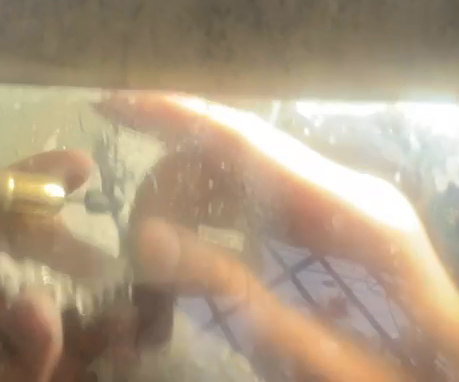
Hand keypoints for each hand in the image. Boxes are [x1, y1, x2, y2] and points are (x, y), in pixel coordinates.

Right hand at [102, 93, 458, 381]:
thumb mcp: (317, 359)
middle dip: (168, 191)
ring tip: (153, 271)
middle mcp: (341, 189)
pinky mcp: (329, 231)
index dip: (168, 114)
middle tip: (133, 253)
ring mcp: (337, 207)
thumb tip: (144, 237)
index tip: (107, 102)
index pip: (241, 137)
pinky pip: (251, 208)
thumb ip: (233, 295)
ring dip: (183, 213)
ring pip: (233, 181)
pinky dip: (209, 230)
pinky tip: (189, 268)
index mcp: (351, 208)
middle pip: (227, 158)